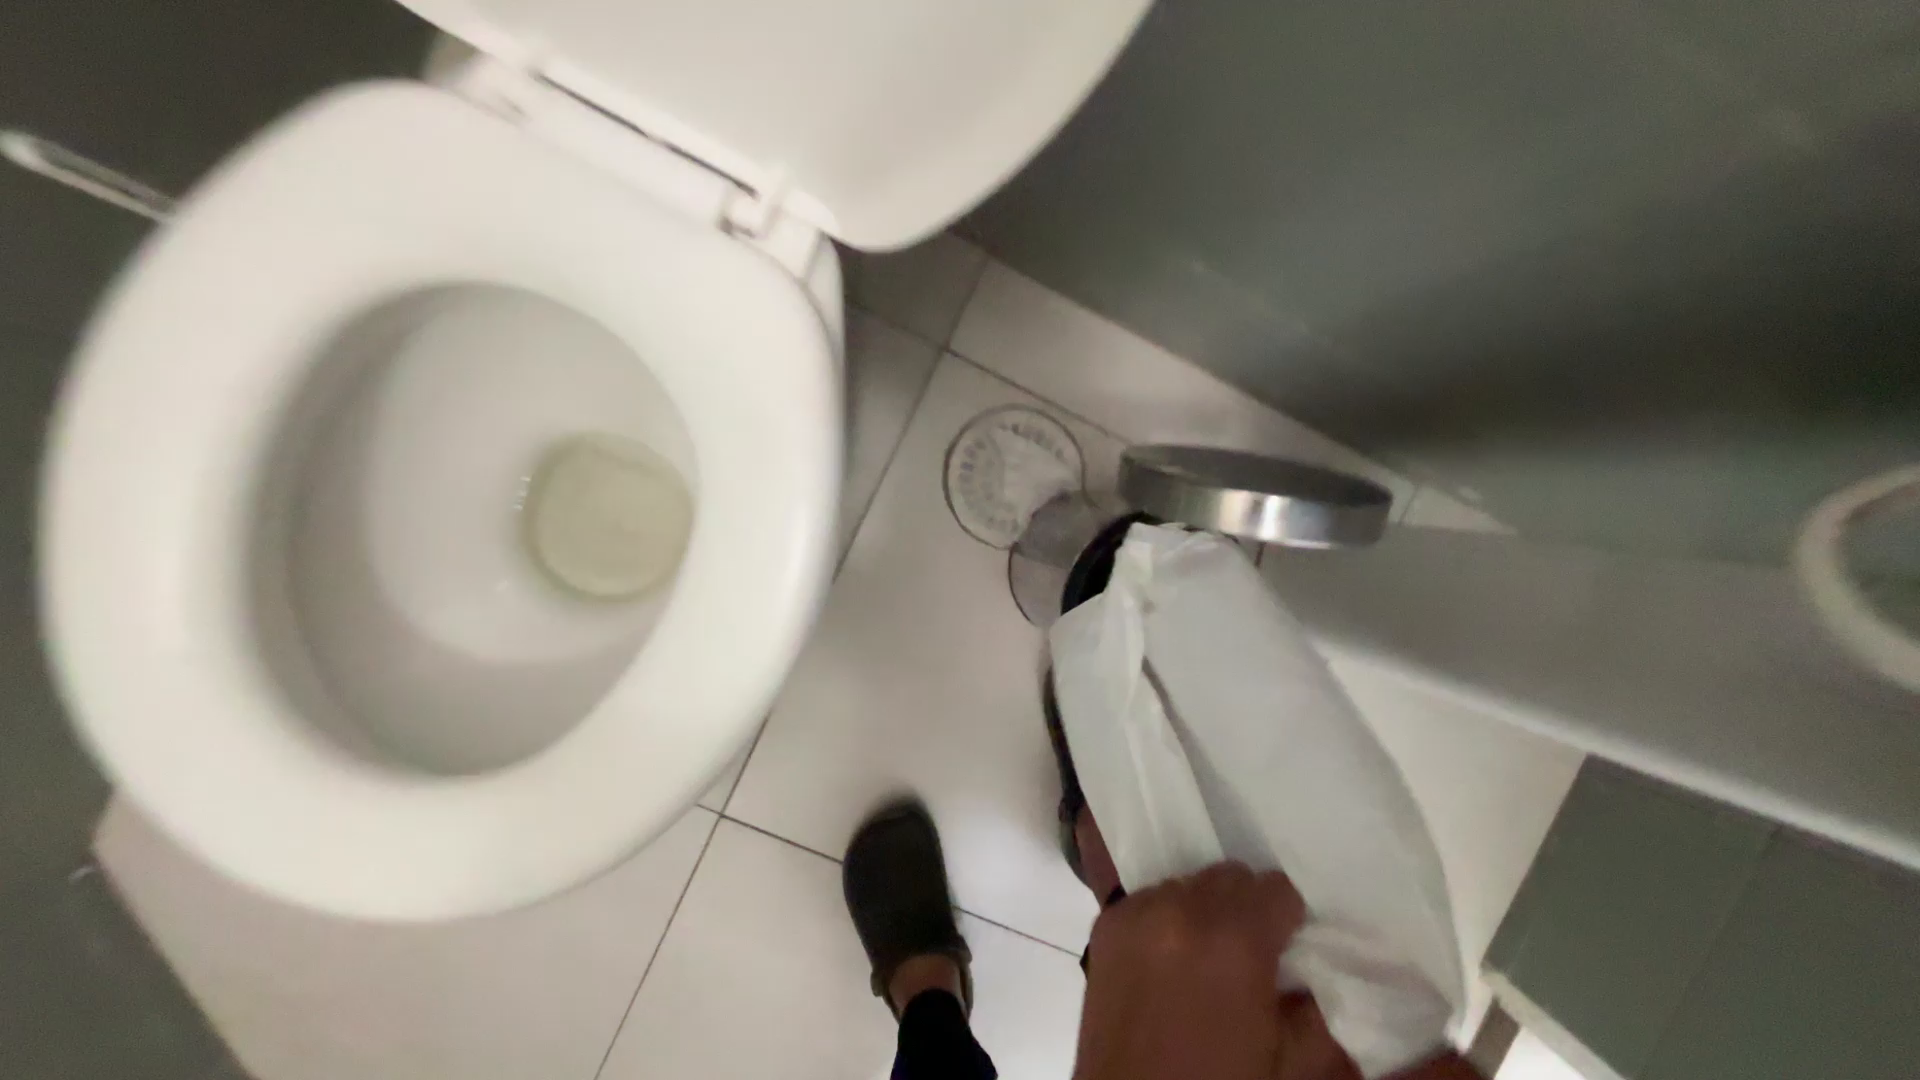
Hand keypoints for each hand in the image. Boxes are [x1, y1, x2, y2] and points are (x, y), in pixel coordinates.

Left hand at [1072, 861, 1305, 1079]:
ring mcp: (1138, 913)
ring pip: (1188, 882)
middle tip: (1248, 955)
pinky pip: (1149, 898)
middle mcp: (1182, 911)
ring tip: (1203, 960)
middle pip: (1229, 876)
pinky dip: (1165, 918)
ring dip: (1203, 909)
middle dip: (1246, 908)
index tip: (1287, 946)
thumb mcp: (1290, 1065)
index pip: (1275, 888)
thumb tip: (1306, 971)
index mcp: (1235, 943)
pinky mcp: (1106, 924)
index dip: (1288, 918)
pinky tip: (1167, 963)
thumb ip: (1312, 1009)